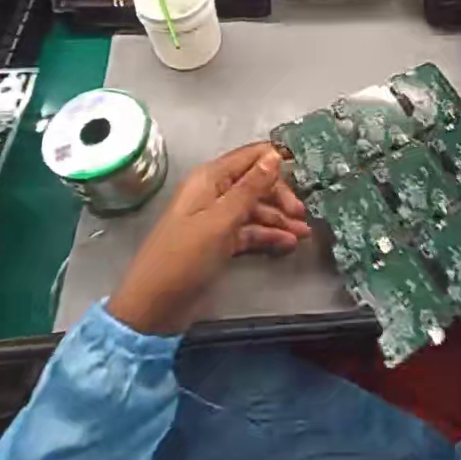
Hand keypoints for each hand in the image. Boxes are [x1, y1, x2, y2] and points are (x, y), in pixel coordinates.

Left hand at [107, 142, 308, 335]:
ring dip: (278, 219)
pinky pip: (249, 231)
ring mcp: (216, 218)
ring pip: (254, 209)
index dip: (276, 160)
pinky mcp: (219, 242)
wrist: (155, 304)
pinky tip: (287, 244)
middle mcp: (214, 192)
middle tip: (301, 214)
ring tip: (304, 233)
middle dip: (280, 195)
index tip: (305, 172)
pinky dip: (267, 236)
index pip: (250, 156)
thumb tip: (274, 155)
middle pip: (255, 183)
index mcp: (210, 178)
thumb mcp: (220, 220)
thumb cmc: (185, 256)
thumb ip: (249, 188)